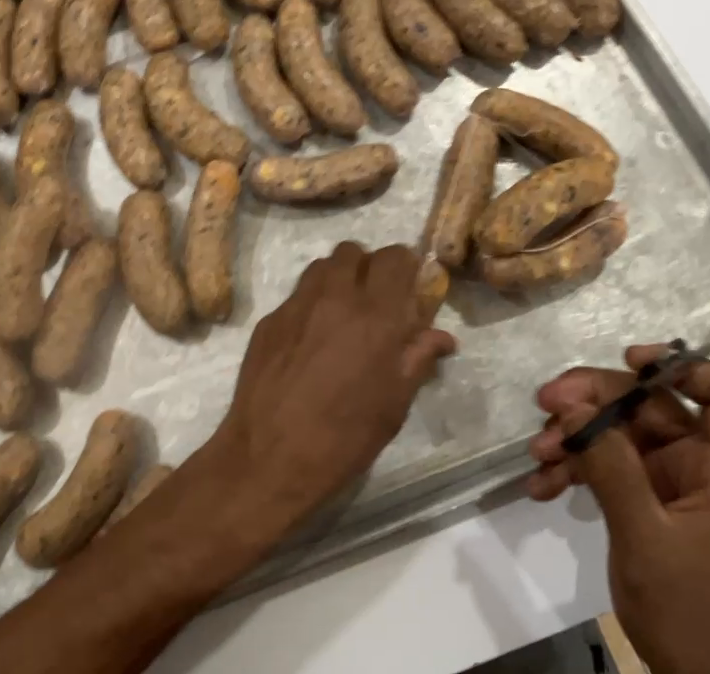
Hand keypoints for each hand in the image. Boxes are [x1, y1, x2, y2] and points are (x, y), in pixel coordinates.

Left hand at [207, 243, 455, 528]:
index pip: (395, 257)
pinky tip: (310, 342)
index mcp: (375, 316)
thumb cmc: (344, 437)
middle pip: (353, 251)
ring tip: (343, 315)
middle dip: (369, 267)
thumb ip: (416, 359)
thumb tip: (441, 337)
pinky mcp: (268, 321)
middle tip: (376, 300)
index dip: (405, 265)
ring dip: (338, 279)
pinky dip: (310, 306)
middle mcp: (334, 298)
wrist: (270, 457)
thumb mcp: (394, 403)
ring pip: (321, 267)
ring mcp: (295, 306)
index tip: (409, 287)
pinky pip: (296, 296)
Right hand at [527, 345, 709, 673]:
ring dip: (576, 437)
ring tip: (536, 454)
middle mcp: (704, 469)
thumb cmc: (690, 610)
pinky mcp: (650, 507)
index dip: (684, 366)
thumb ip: (612, 468)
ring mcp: (675, 488)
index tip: (627, 361)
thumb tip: (574, 409)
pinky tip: (542, 485)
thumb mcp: (646, 536)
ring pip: (623, 436)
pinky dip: (577, 471)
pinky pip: (611, 470)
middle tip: (545, 402)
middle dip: (596, 402)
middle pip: (653, 408)